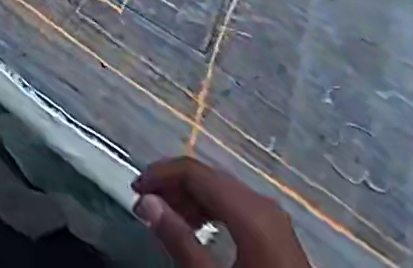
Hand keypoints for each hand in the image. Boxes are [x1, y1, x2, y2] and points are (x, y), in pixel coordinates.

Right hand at [133, 158, 309, 267]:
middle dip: (173, 187)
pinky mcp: (277, 233)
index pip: (194, 172)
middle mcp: (263, 204)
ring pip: (221, 191)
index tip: (135, 190)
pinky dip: (210, 210)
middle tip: (145, 207)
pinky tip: (196, 228)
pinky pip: (235, 206)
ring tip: (166, 220)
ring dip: (189, 199)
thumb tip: (147, 202)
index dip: (160, 175)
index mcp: (250, 211)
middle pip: (208, 178)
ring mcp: (274, 218)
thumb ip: (180, 240)